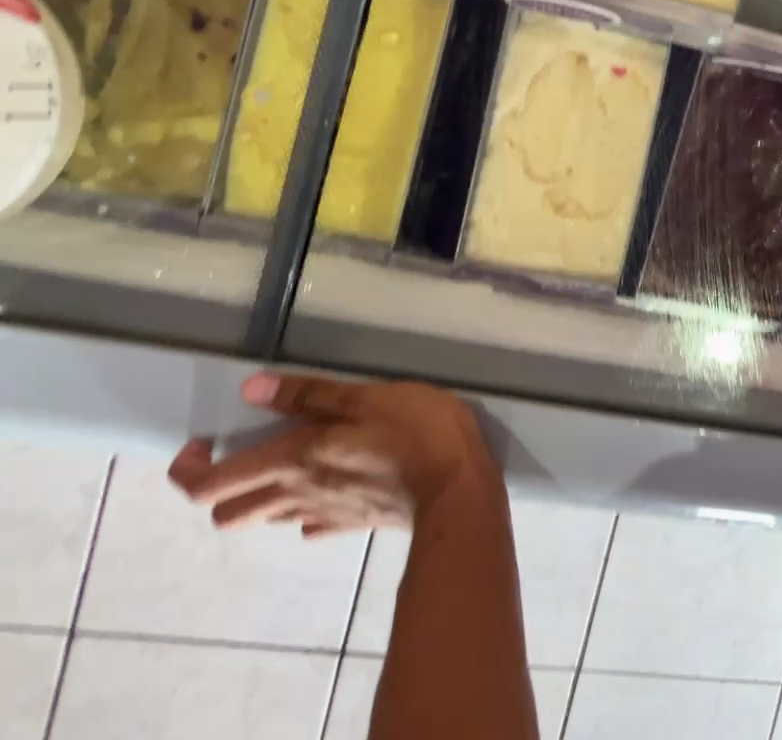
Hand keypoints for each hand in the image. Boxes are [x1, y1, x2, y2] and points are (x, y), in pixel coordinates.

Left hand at [169, 373, 497, 536]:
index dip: (188, 468)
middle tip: (249, 459)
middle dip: (224, 490)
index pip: (206, 484)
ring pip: (267, 520)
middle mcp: (295, 494)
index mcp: (292, 461)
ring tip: (294, 472)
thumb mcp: (373, 399)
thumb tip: (252, 389)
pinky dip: (309, 512)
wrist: (459, 489)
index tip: (203, 443)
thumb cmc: (419, 435)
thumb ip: (313, 395)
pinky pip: (314, 526)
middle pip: (226, 513)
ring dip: (267, 498)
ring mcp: (325, 514)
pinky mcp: (354, 524)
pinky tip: (332, 494)